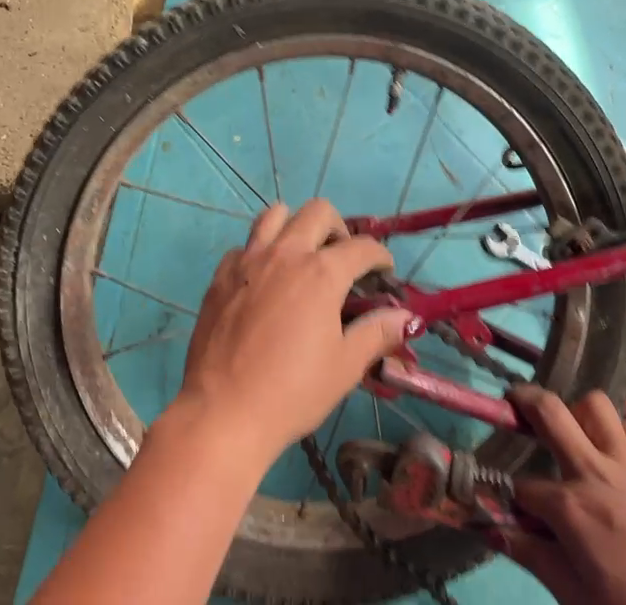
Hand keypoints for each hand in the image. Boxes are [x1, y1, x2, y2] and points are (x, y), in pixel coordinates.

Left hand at [171, 199, 410, 461]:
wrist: (223, 412)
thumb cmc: (292, 391)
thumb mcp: (345, 366)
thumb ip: (377, 333)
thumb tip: (405, 317)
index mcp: (322, 273)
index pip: (362, 247)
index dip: (380, 256)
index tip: (383, 271)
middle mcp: (286, 254)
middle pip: (318, 212)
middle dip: (338, 229)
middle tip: (342, 259)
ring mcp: (248, 261)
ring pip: (274, 215)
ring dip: (295, 226)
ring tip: (302, 256)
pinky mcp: (220, 276)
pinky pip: (244, 246)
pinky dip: (260, 252)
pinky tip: (264, 281)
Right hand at [498, 386, 625, 604]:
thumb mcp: (576, 596)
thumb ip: (533, 557)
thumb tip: (493, 530)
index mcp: (569, 507)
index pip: (521, 488)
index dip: (508, 498)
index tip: (503, 506)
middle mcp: (594, 472)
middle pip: (551, 412)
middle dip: (524, 399)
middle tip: (511, 401)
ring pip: (596, 405)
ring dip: (577, 409)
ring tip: (568, 429)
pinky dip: (615, 429)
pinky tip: (609, 450)